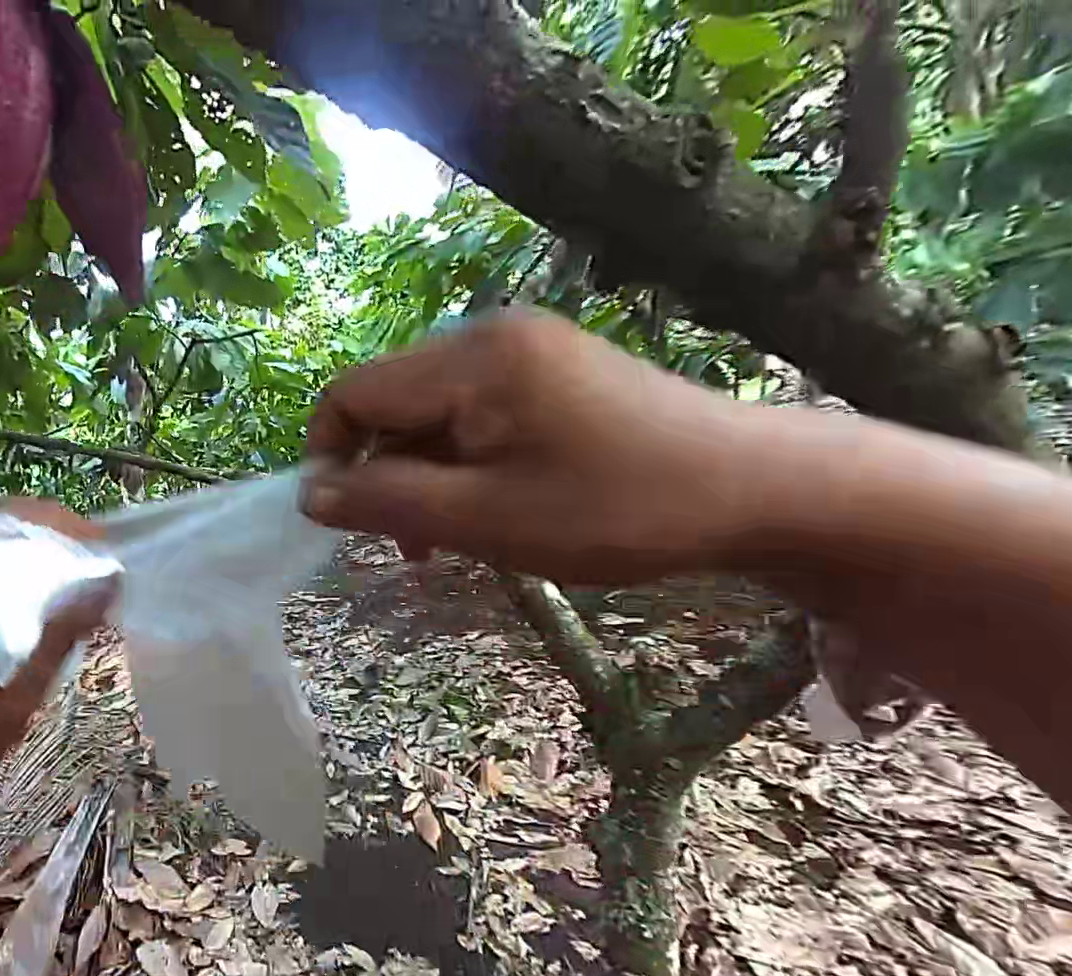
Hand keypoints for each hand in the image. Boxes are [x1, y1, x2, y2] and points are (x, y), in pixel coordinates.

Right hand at [303, 308, 772, 581]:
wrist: (762, 489)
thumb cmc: (619, 508)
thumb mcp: (486, 519)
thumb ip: (386, 502)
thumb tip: (308, 493)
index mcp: (470, 359)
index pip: (351, 394)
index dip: (328, 455)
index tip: (342, 520)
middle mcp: (488, 336)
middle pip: (389, 403)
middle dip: (383, 473)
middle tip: (412, 542)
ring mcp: (523, 350)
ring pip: (428, 414)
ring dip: (422, 474)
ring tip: (451, 536)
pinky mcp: (548, 371)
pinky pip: (471, 414)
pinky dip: (460, 462)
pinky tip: (486, 504)